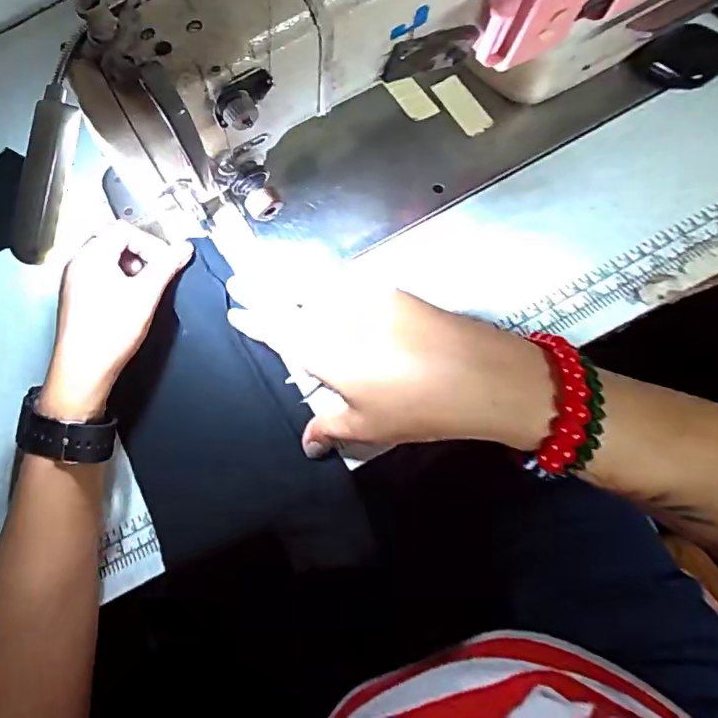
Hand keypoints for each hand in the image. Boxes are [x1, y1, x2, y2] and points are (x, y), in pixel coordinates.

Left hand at [42, 222, 192, 420]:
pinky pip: (99, 273)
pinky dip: (117, 277)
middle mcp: (78, 263)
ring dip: (130, 264)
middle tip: (155, 269)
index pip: (125, 230)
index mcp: (91, 256)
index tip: (165, 261)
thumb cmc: (108, 334)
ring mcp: (74, 280)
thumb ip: (167, 266)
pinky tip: (129, 297)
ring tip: (144, 286)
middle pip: (114, 239)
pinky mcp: (75, 296)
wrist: (82, 371)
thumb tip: (183, 249)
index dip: (150, 243)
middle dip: (140, 251)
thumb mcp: (146, 294)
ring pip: (106, 256)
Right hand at [225, 274, 554, 457]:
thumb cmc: (420, 408)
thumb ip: (330, 426)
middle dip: (263, 286)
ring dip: (293, 280)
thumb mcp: (370, 426)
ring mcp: (367, 297)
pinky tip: (328, 288)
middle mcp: (340, 315)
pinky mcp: (391, 289)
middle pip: (292, 294)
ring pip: (318, 282)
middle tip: (241, 279)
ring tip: (276, 279)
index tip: (236, 310)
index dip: (254, 319)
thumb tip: (308, 439)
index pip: (279, 330)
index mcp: (326, 351)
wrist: (481, 373)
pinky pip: (348, 281)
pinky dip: (329, 282)